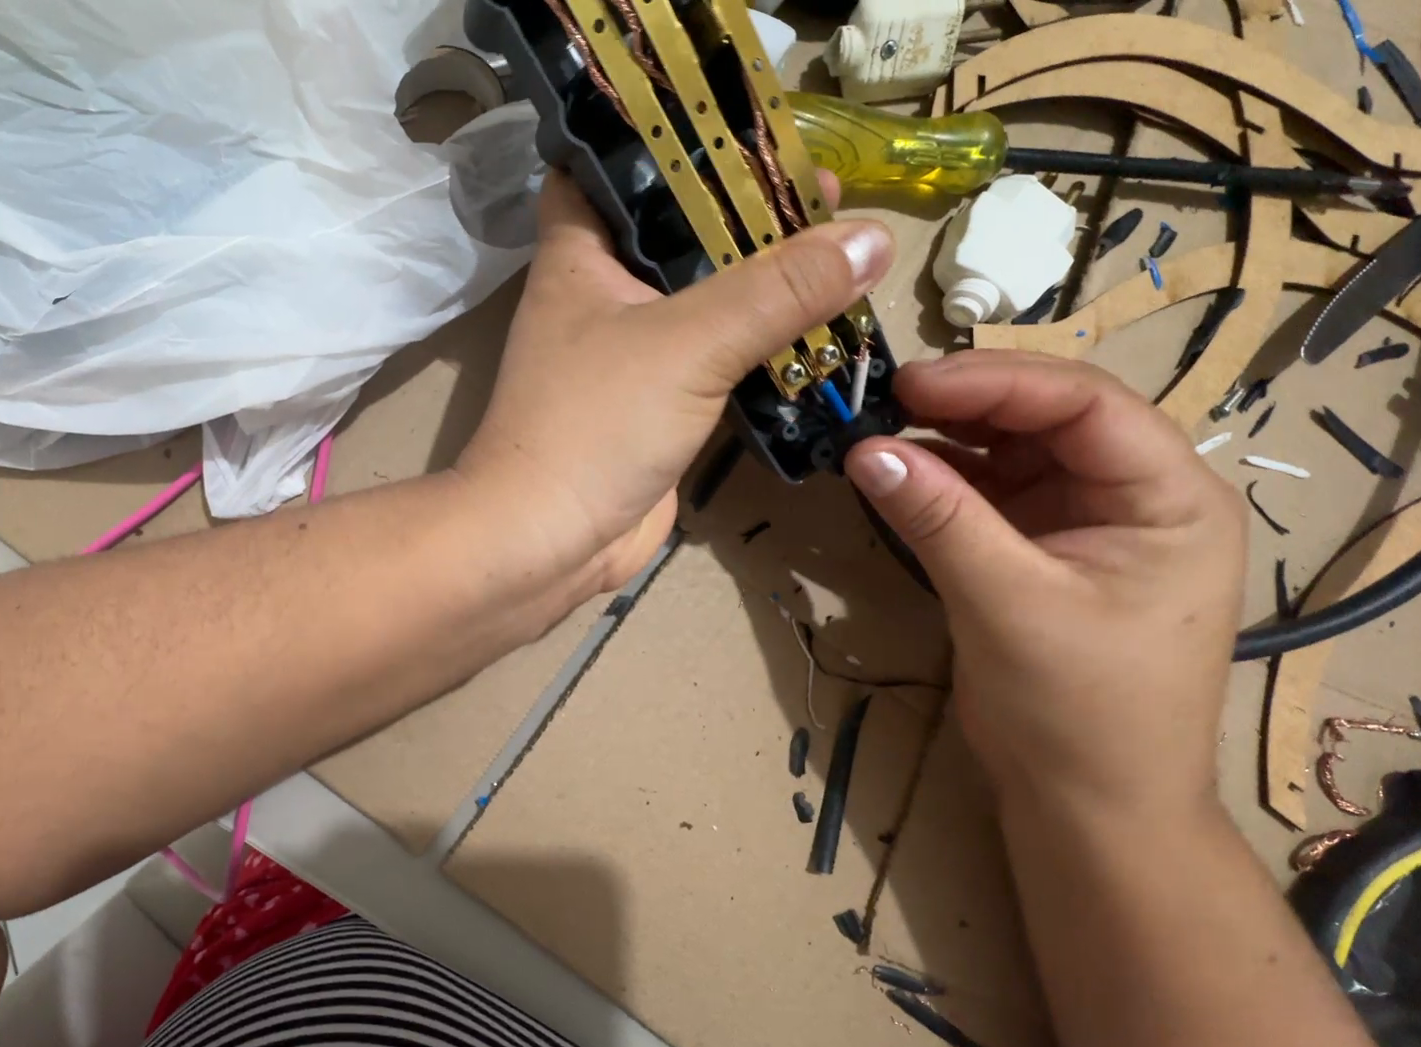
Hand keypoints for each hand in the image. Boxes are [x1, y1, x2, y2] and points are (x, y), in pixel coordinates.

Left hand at [456, 170, 891, 589]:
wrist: (550, 542)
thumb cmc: (595, 426)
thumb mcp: (689, 342)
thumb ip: (777, 289)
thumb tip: (871, 238)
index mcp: (579, 256)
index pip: (607, 168)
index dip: (666, 142)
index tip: (743, 130)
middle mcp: (597, 297)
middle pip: (674, 234)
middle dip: (743, 214)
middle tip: (821, 194)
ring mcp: (626, 356)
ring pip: (699, 301)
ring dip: (758, 284)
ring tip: (839, 253)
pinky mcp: (653, 407)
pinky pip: (712, 359)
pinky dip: (756, 346)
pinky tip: (814, 333)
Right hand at [842, 355, 1246, 818]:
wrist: (1087, 801)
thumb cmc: (1079, 707)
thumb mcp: (1007, 604)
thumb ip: (938, 519)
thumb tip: (863, 451)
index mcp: (1168, 496)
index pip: (1086, 405)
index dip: (997, 382)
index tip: (910, 384)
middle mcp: (1132, 494)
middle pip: (1050, 416)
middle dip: (970, 401)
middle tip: (888, 398)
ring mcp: (1081, 521)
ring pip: (1013, 450)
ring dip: (949, 436)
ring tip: (882, 428)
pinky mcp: (1037, 548)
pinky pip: (987, 493)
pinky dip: (941, 479)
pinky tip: (897, 472)